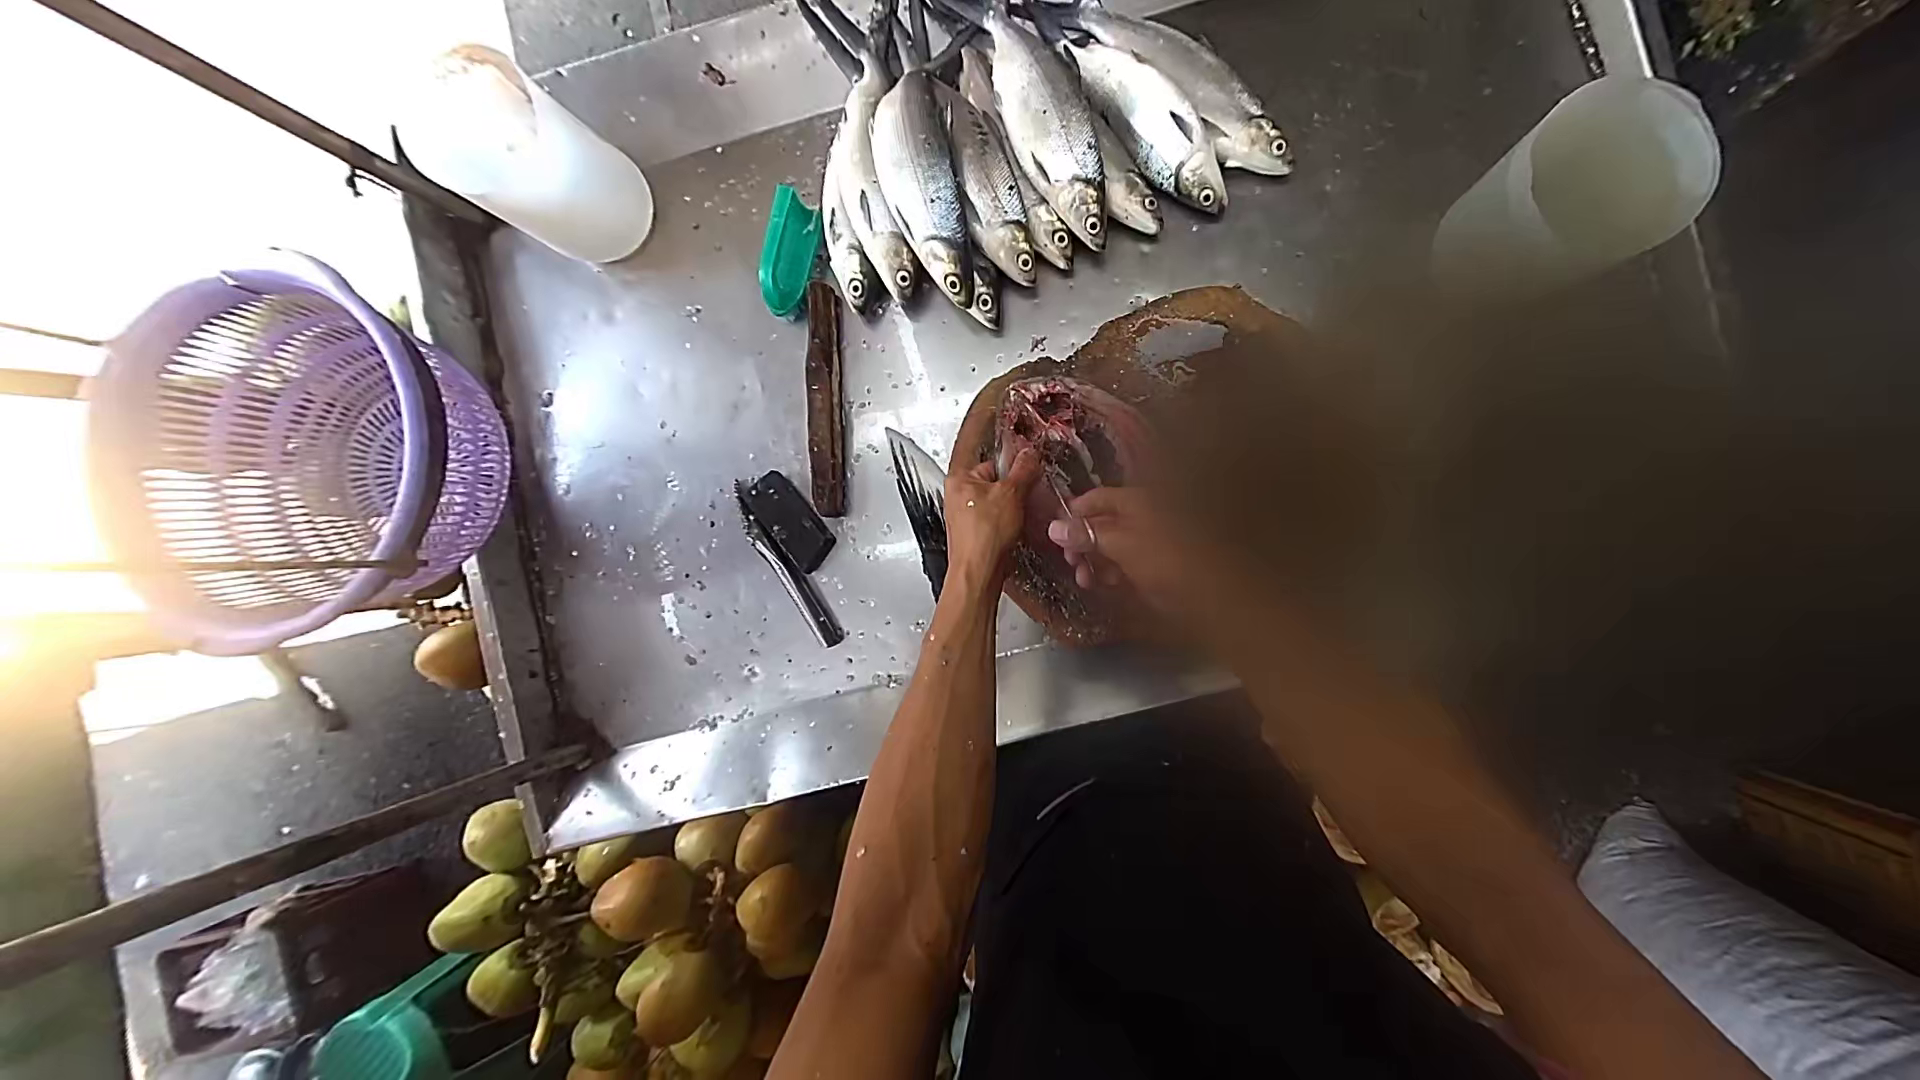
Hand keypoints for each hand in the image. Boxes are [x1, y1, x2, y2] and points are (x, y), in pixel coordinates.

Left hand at [944, 448, 1040, 588]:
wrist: (978, 574)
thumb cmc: (983, 538)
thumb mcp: (1011, 494)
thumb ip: (1023, 470)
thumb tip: (1030, 455)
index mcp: (959, 478)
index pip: (980, 450)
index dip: (1001, 449)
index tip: (1015, 445)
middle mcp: (958, 494)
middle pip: (992, 475)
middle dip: (1012, 480)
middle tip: (1025, 486)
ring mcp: (966, 513)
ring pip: (996, 496)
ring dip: (1012, 501)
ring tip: (1020, 509)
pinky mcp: (977, 531)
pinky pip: (997, 515)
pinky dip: (1009, 517)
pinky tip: (1016, 524)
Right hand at [1045, 486, 1195, 617]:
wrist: (1213, 596)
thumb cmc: (1166, 560)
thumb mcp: (1122, 544)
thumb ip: (1087, 534)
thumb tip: (1053, 527)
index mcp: (1137, 501)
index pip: (1095, 498)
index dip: (1072, 513)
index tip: (1053, 533)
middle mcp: (1142, 516)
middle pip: (1101, 522)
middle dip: (1081, 542)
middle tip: (1070, 561)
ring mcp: (1148, 541)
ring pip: (1110, 545)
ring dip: (1092, 560)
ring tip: (1084, 579)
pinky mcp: (1153, 564)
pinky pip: (1123, 562)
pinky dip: (1109, 570)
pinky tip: (1101, 584)